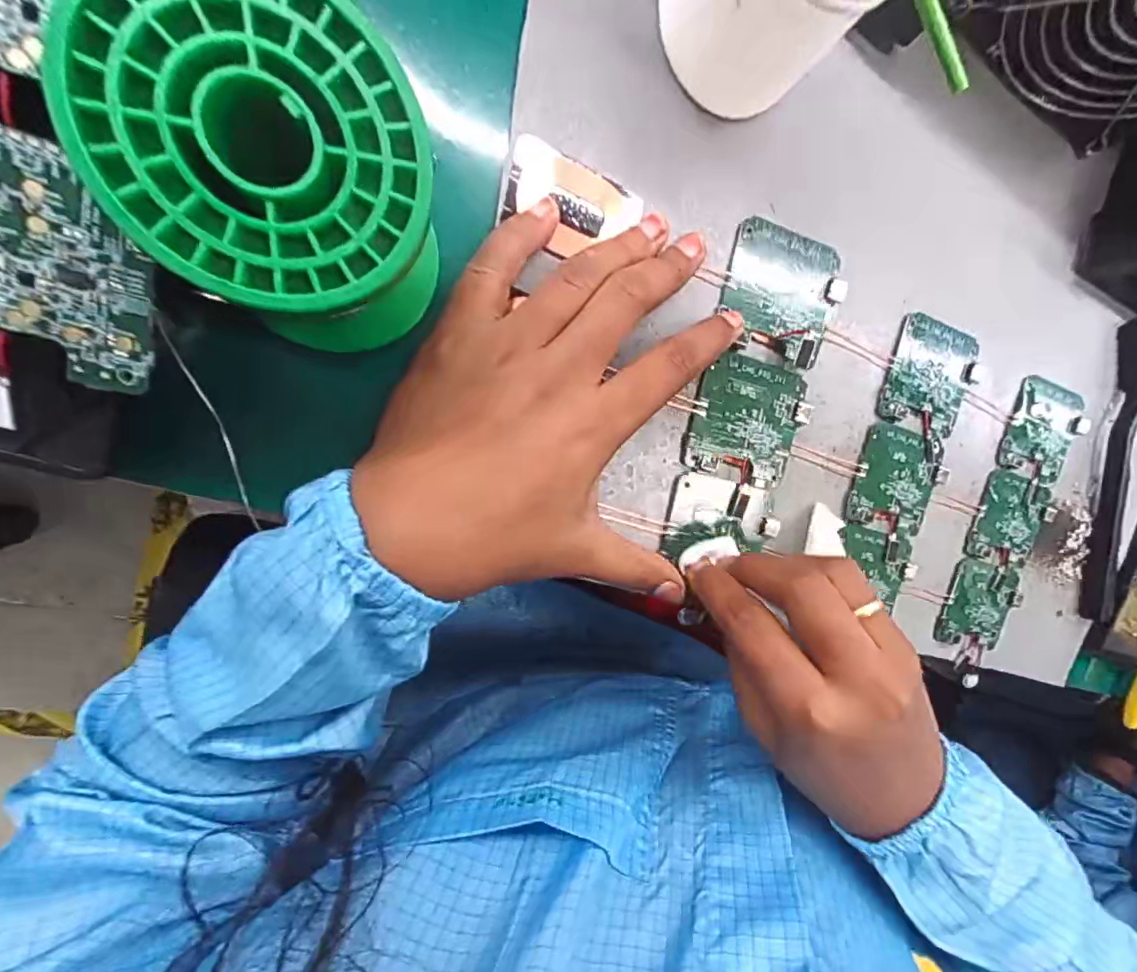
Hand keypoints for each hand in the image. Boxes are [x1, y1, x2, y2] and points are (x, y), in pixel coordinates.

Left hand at [351, 199, 741, 600]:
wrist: (405, 526)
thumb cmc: (491, 540)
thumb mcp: (570, 551)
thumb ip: (632, 566)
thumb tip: (680, 594)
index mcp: (594, 424)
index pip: (666, 369)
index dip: (705, 341)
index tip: (730, 319)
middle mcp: (561, 372)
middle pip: (625, 304)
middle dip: (665, 271)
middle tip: (687, 246)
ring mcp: (508, 345)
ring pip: (572, 278)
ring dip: (613, 248)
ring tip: (644, 225)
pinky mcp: (460, 334)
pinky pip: (491, 270)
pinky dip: (518, 235)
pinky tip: (543, 211)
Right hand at [688, 554, 945, 839]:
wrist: (906, 799)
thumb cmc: (826, 775)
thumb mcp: (764, 731)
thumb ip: (743, 667)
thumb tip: (725, 608)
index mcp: (811, 710)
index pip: (754, 626)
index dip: (719, 590)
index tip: (701, 574)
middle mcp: (858, 677)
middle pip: (802, 587)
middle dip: (754, 566)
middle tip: (727, 566)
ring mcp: (892, 656)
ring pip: (838, 574)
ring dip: (789, 561)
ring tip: (761, 570)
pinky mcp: (907, 644)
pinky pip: (860, 588)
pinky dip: (819, 576)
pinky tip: (798, 584)